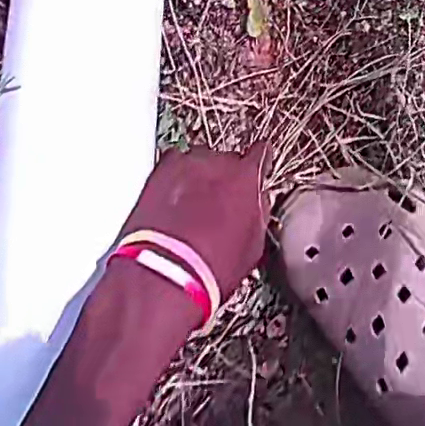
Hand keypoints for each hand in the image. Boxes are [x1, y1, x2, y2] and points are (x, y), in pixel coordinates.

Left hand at [120, 143, 269, 298]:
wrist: (168, 272)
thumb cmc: (211, 266)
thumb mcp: (253, 244)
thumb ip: (258, 210)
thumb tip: (256, 205)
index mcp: (249, 176)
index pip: (260, 153)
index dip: (257, 163)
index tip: (253, 170)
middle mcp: (221, 161)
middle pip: (227, 159)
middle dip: (223, 179)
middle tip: (215, 207)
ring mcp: (191, 162)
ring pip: (199, 162)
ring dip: (197, 178)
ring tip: (189, 209)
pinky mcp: (163, 168)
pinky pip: (173, 164)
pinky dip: (173, 179)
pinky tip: (171, 202)